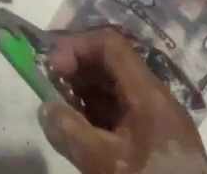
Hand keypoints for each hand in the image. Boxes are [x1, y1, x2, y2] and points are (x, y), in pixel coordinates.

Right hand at [39, 28, 206, 173]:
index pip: (110, 44)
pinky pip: (123, 113)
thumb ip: (68, 130)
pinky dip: (98, 115)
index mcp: (149, 95)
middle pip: (111, 64)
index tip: (52, 70)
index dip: (76, 47)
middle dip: (76, 71)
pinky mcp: (160, 142)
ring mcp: (161, 122)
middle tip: (51, 92)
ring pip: (116, 89)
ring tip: (65, 116)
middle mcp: (157, 100)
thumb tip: (46, 107)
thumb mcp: (103, 162)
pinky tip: (85, 135)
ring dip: (85, 94)